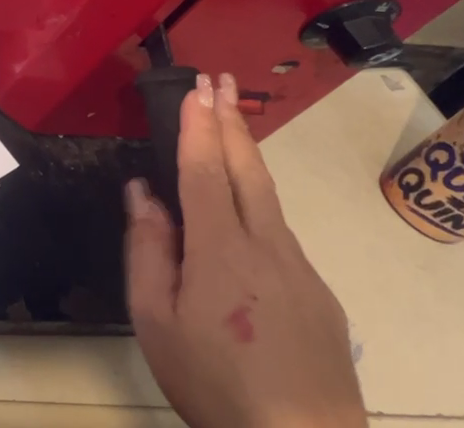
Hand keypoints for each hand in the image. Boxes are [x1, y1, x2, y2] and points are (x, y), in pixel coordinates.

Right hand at [126, 73, 366, 427]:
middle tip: (221, 80)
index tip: (197, 87)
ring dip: (247, 155)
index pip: (206, 170)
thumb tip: (143, 193)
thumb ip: (148, 249)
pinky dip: (258, 202)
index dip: (199, 125)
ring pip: (268, 200)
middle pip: (249, 171)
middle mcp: (268, 248)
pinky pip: (280, 235)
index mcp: (221, 250)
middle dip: (232, 122)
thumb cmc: (213, 382)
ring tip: (230, 126)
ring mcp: (302, 272)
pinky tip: (242, 212)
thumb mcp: (154, 319)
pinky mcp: (320, 297)